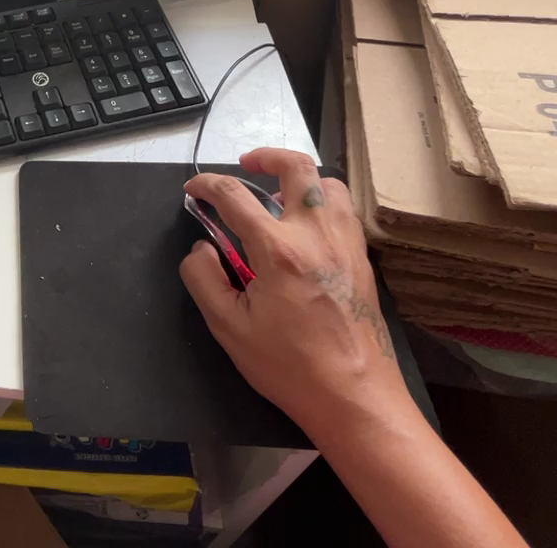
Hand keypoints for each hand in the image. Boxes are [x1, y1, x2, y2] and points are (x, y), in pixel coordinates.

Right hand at [178, 147, 408, 443]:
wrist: (356, 399)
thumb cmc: (289, 366)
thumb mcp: (227, 327)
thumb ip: (202, 278)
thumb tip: (201, 249)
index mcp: (278, 250)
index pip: (234, 196)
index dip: (206, 186)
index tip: (194, 191)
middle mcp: (316, 236)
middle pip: (298, 167)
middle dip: (266, 156)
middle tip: (246, 166)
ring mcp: (346, 245)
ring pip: (330, 184)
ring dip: (300, 179)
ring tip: (278, 196)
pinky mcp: (362, 261)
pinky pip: (344, 211)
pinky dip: (322, 203)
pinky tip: (304, 227)